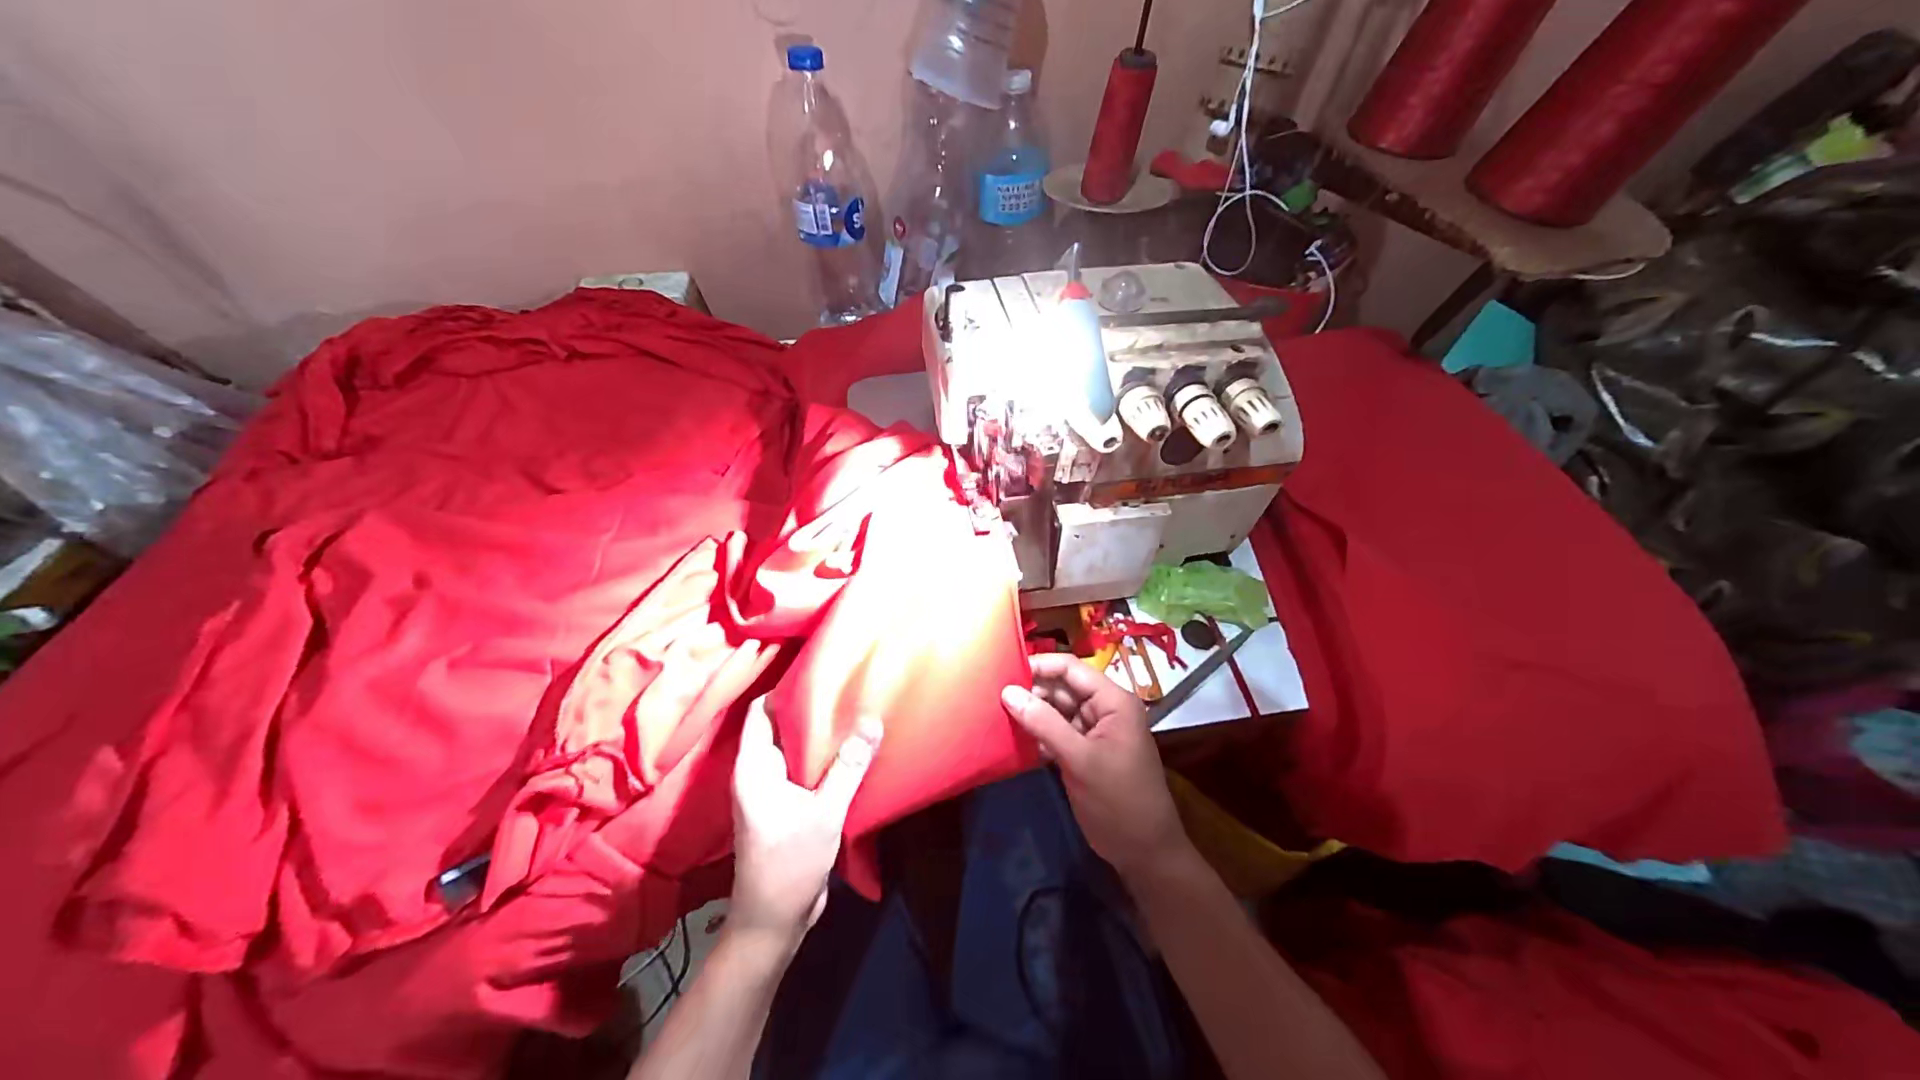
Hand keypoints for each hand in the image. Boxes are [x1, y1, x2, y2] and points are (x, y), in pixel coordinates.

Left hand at [728, 698, 881, 945]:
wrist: (773, 923)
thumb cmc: (788, 864)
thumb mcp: (824, 813)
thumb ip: (848, 768)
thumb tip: (871, 722)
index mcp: (753, 768)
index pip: (762, 712)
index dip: (785, 690)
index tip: (820, 673)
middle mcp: (758, 774)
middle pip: (781, 729)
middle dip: (810, 711)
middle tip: (846, 691)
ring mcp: (771, 793)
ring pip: (795, 752)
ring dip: (819, 739)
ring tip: (854, 716)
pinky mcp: (787, 809)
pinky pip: (804, 773)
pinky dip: (823, 762)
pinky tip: (851, 755)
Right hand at [1000, 654, 1191, 880]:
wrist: (1144, 851)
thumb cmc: (1118, 800)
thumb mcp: (1080, 759)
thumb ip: (1044, 723)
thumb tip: (1007, 692)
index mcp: (1113, 701)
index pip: (1071, 669)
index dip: (1039, 666)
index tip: (1001, 673)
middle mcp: (1104, 709)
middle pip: (1062, 688)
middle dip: (1031, 691)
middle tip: (992, 697)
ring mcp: (1094, 731)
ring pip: (1056, 710)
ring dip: (1031, 713)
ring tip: (996, 714)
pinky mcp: (1084, 752)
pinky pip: (1057, 732)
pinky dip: (1038, 734)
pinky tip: (1013, 738)